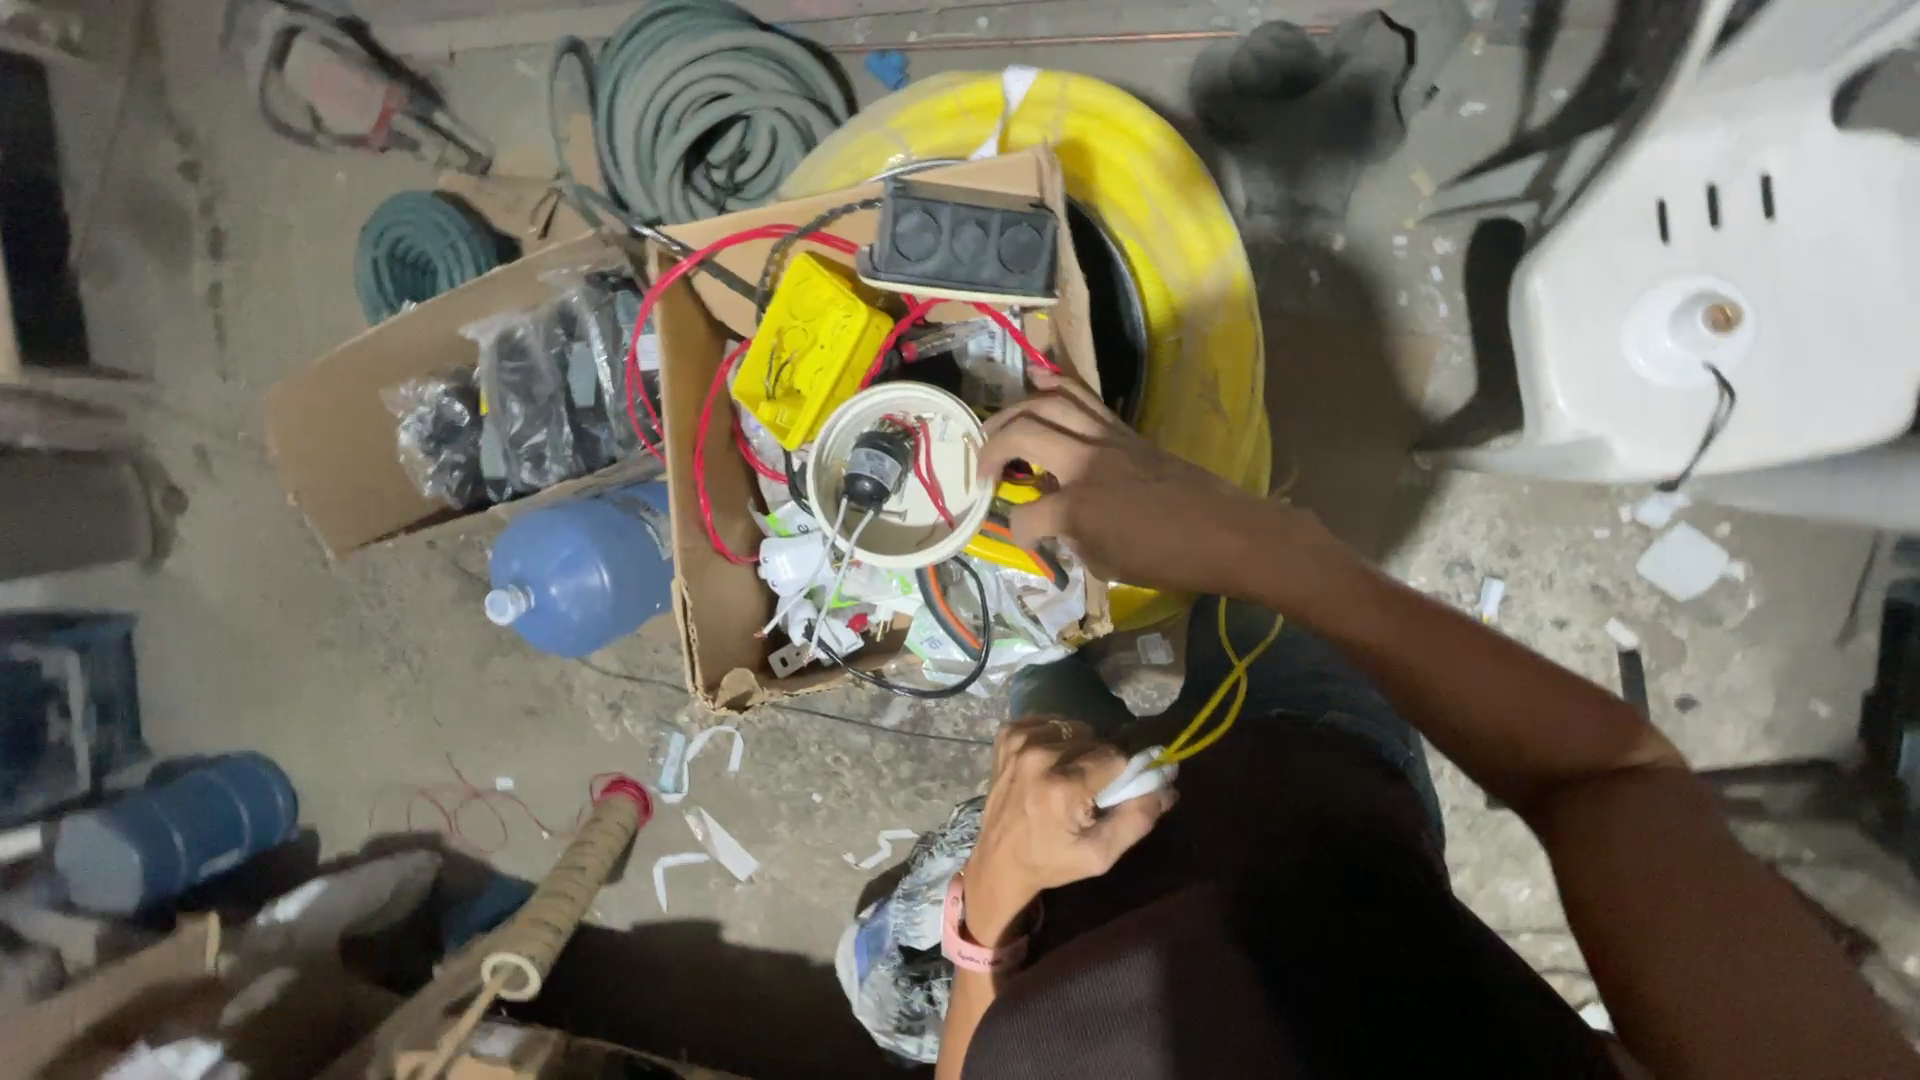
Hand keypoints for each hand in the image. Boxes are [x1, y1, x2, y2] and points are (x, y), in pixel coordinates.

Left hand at [960, 716, 1173, 944]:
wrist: (999, 860)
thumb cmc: (1052, 861)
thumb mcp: (1100, 854)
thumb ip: (1137, 818)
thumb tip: (1168, 786)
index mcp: (1061, 786)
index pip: (1114, 757)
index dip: (1120, 774)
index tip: (1111, 793)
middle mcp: (1038, 756)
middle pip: (1093, 739)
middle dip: (1098, 761)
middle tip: (1087, 790)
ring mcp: (1018, 742)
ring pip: (1072, 728)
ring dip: (1077, 748)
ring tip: (1066, 776)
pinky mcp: (1006, 735)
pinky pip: (1047, 721)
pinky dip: (1054, 737)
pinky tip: (1049, 762)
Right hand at [978, 370, 1328, 598]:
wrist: (1227, 534)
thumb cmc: (1169, 561)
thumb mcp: (1107, 563)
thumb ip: (1071, 538)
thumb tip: (1057, 520)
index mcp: (1078, 508)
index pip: (1025, 516)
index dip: (1017, 532)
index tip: (1024, 540)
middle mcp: (1085, 464)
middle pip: (1022, 434)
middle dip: (991, 449)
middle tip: (984, 469)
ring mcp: (1107, 440)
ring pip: (1049, 403)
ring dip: (1015, 411)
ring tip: (998, 427)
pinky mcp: (1125, 431)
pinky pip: (1083, 398)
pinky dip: (1055, 386)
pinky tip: (1036, 383)